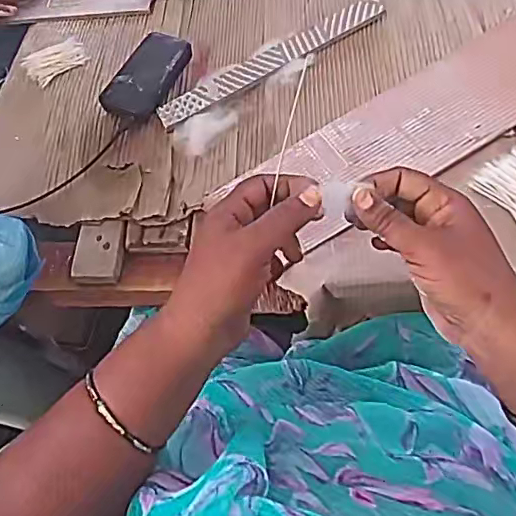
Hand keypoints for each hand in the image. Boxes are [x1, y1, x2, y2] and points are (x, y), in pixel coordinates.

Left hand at [167, 175, 323, 345]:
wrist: (201, 331)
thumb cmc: (215, 287)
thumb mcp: (255, 244)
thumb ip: (284, 217)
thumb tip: (310, 195)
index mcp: (226, 213)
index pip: (260, 184)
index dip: (288, 185)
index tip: (314, 194)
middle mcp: (230, 229)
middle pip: (268, 208)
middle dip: (291, 214)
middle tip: (312, 219)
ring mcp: (237, 253)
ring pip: (271, 234)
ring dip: (287, 240)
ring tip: (292, 253)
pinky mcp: (244, 274)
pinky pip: (269, 258)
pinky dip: (279, 261)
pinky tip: (280, 271)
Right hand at [345, 168, 515, 345]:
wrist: (490, 326)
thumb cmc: (475, 286)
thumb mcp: (422, 245)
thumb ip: (388, 220)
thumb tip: (363, 198)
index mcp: (448, 204)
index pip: (405, 179)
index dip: (378, 184)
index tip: (355, 196)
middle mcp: (442, 218)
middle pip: (401, 195)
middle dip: (374, 200)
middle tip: (352, 209)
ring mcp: (435, 239)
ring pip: (399, 217)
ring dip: (377, 218)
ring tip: (359, 222)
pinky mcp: (429, 260)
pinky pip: (401, 239)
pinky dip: (385, 237)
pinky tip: (377, 242)